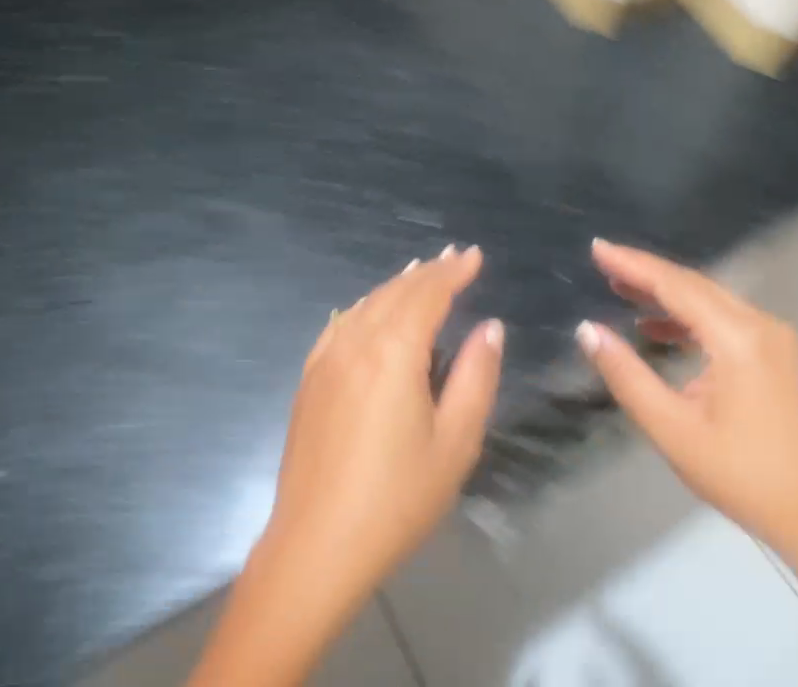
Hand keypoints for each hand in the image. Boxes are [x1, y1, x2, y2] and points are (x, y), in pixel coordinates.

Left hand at [264, 245, 503, 592]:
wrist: (318, 542)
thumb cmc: (398, 497)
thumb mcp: (455, 442)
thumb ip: (475, 377)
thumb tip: (488, 328)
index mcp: (393, 352)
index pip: (427, 294)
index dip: (452, 272)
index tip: (473, 256)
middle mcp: (354, 343)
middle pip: (394, 293)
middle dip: (426, 273)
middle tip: (452, 259)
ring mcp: (324, 361)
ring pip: (363, 306)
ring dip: (394, 286)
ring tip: (417, 273)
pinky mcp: (308, 382)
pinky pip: (338, 327)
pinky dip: (360, 309)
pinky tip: (366, 311)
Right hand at [579, 239, 797, 560]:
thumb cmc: (741, 476)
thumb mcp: (671, 428)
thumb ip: (627, 374)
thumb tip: (588, 329)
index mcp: (738, 339)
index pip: (676, 286)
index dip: (633, 264)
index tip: (596, 248)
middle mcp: (763, 328)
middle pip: (696, 286)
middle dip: (648, 274)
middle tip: (603, 264)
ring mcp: (778, 342)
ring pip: (714, 301)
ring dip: (669, 296)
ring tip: (623, 292)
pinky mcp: (781, 359)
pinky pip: (729, 322)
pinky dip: (692, 319)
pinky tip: (661, 331)